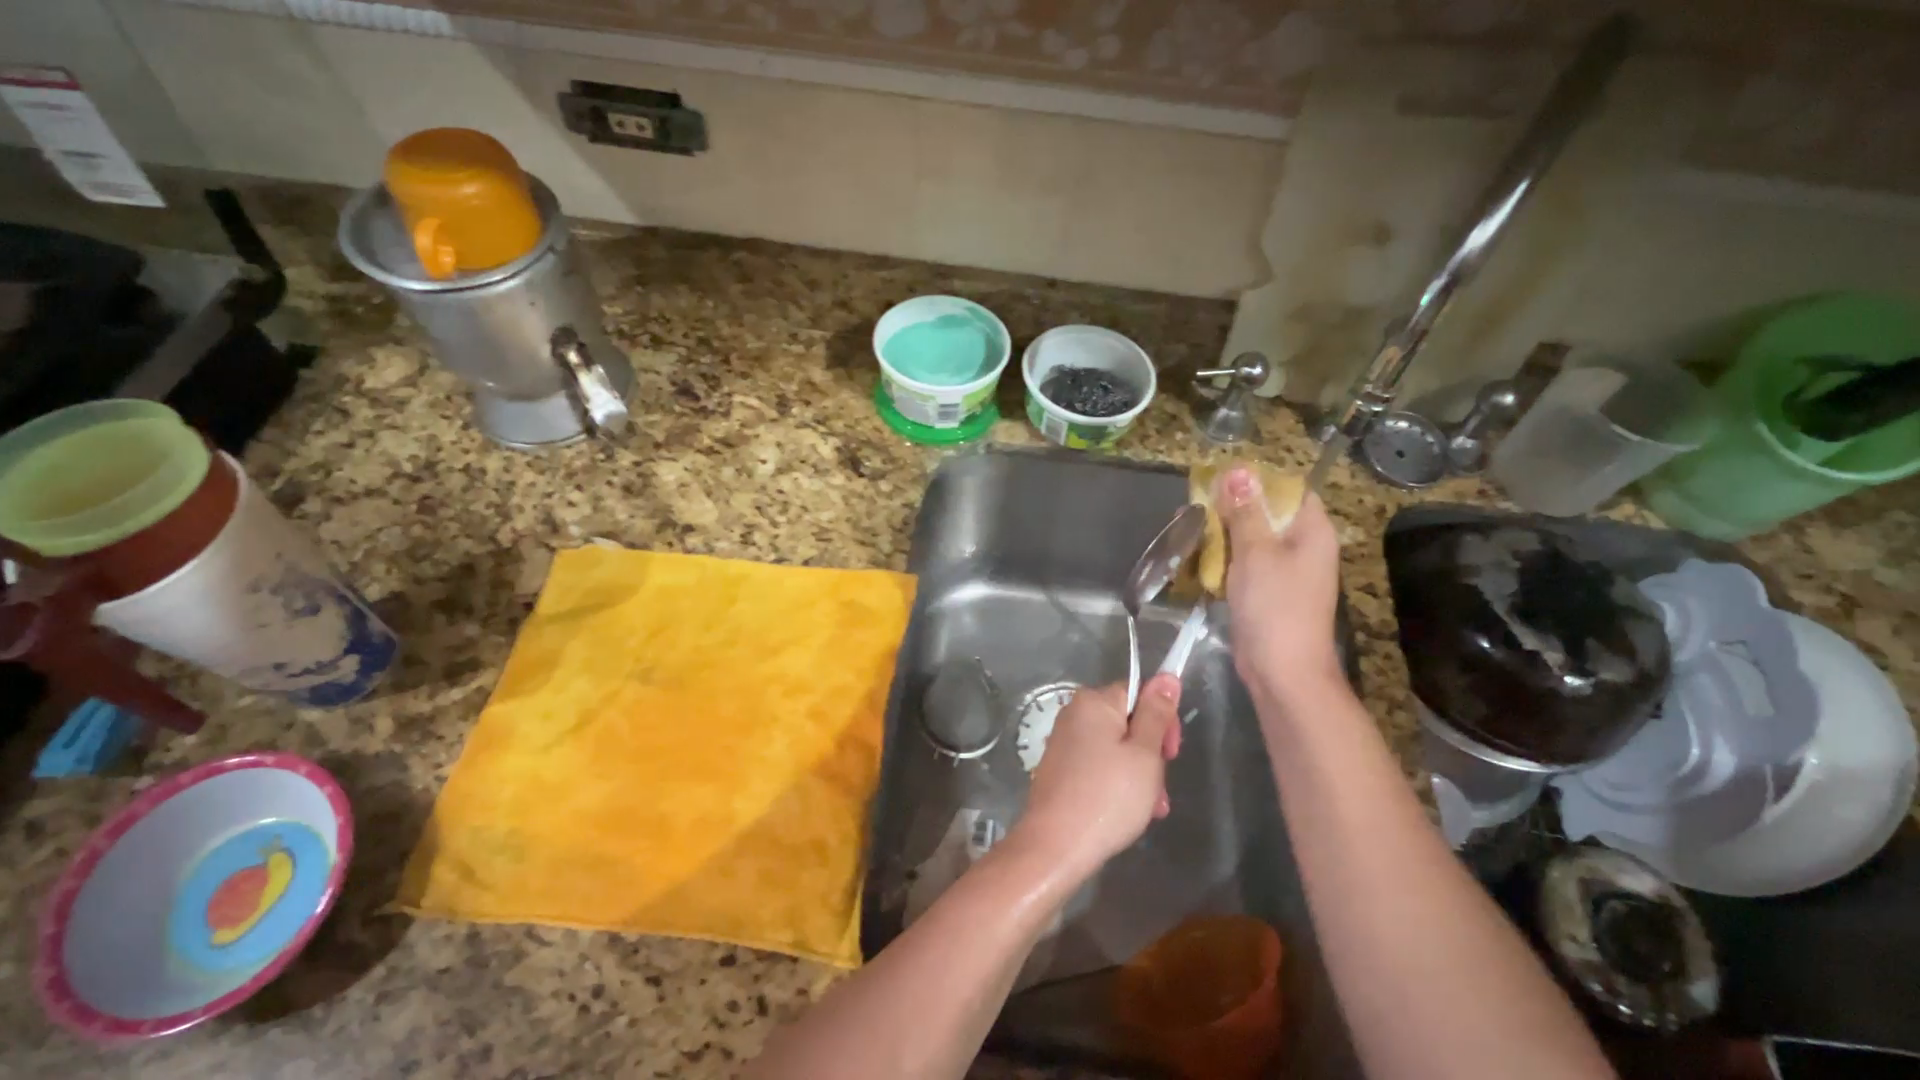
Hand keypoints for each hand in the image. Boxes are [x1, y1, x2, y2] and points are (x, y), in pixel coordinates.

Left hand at [1013, 674, 1181, 876]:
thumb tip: (1166, 677)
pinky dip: (1117, 785)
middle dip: (1151, 754)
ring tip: (1150, 809)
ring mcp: (1064, 745)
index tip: (1172, 753)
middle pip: (1127, 723)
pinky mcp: (1060, 771)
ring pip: (1116, 750)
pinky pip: (1099, 768)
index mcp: (1093, 702)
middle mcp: (1074, 716)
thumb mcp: (1145, 754)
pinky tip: (1128, 813)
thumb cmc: (1108, 796)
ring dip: (1139, 775)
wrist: (1055, 846)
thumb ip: (1157, 714)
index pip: (1138, 693)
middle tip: (1159, 787)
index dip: (1162, 720)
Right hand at [1215, 466, 1343, 698]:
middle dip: (1232, 508)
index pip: (1289, 490)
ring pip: (1252, 540)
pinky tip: (1196, 559)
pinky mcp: (1267, 593)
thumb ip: (1245, 511)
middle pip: (1268, 514)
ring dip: (1223, 535)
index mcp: (1312, 531)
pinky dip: (1223, 560)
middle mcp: (1303, 547)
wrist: (1282, 671)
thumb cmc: (1274, 606)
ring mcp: (1286, 572)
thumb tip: (1238, 471)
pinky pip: (1245, 566)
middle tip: (1196, 504)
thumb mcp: (1255, 552)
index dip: (1258, 481)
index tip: (1221, 479)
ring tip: (1189, 527)